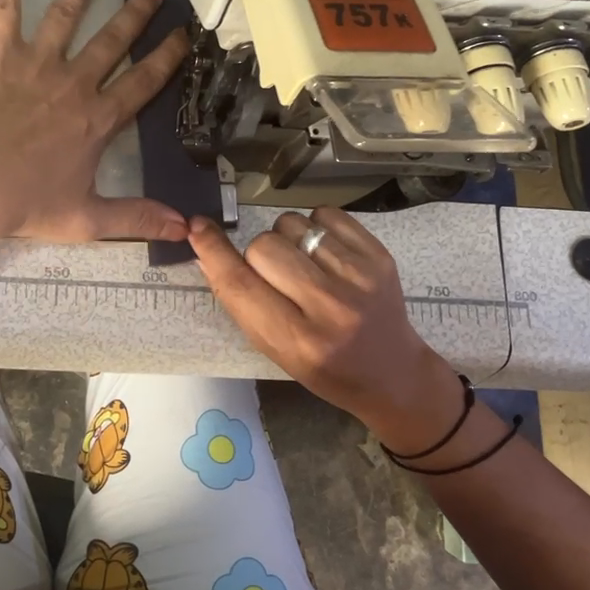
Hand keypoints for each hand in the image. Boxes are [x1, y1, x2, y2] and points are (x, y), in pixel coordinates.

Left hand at [0, 0, 191, 246]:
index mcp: (99, 119)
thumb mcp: (88, 219)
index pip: (143, 82)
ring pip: (68, 11)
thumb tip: (185, 228)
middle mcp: (76, 83)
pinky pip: (4, 2)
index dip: (166, 57)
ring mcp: (38, 63)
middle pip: (113, 40)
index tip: (184, 34)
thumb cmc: (25, 204)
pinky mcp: (0, 53)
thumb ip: (137, 217)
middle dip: (137, 12)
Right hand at [189, 207, 457, 439]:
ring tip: (304, 265)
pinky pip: (325, 214)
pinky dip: (316, 226)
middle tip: (276, 276)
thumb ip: (241, 301)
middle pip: (263, 246)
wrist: (392, 375)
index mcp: (297, 340)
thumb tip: (205, 250)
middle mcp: (329, 308)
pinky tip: (324, 252)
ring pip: (291, 225)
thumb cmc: (323, 369)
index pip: (240, 284)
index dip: (213, 252)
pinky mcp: (379, 256)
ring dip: (287, 239)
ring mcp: (360, 279)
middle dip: (259, 255)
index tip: (197, 229)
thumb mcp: (273, 349)